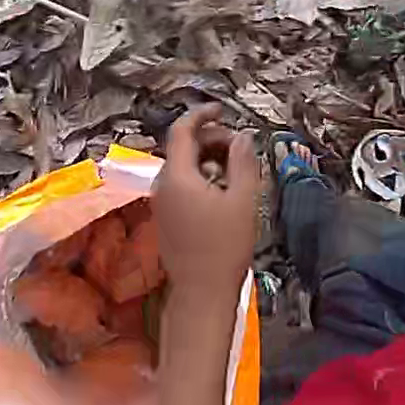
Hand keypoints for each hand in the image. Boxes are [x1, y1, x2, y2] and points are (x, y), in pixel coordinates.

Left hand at [152, 105, 259, 304]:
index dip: (201, 114)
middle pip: (184, 147)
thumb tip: (242, 136)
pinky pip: (182, 184)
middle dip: (211, 139)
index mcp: (176, 175)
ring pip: (184, 166)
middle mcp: (163, 184)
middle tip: (240, 148)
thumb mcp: (243, 200)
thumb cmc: (224, 246)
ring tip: (236, 171)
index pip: (181, 130)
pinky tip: (223, 192)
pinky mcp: (166, 217)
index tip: (221, 110)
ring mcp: (162, 201)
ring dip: (209, 159)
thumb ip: (242, 162)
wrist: (201, 295)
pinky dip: (202, 177)